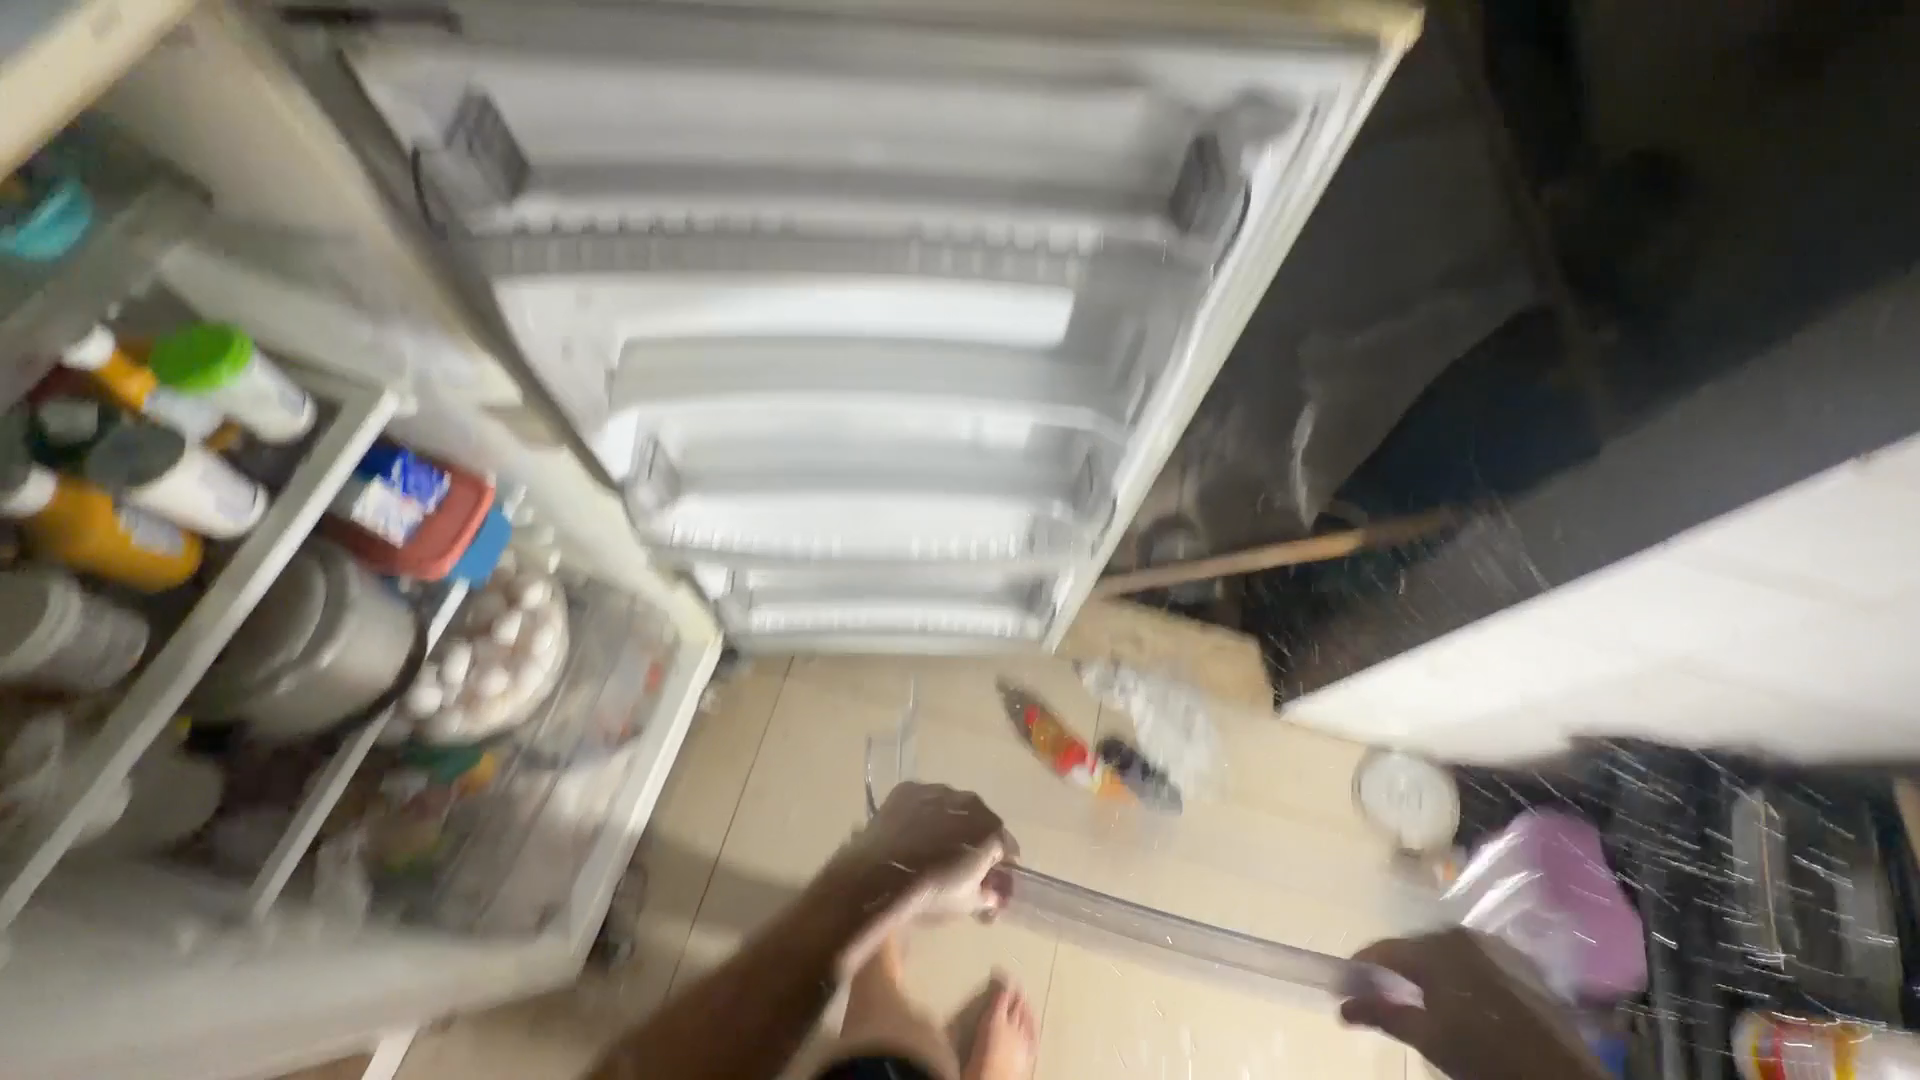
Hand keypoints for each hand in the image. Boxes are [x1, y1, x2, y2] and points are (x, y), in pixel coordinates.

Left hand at [827, 782, 1016, 922]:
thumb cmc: (931, 892)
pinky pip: (923, 801)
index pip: (1005, 848)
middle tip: (956, 863)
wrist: (880, 875)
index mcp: (991, 830)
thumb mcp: (967, 905)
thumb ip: (988, 897)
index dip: (997, 866)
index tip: (987, 880)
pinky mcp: (909, 788)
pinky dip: (921, 815)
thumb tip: (993, 895)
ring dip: (948, 824)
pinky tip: (909, 834)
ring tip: (929, 847)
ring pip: (951, 808)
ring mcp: (938, 791)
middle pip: (979, 822)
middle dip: (973, 841)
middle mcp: (970, 802)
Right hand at [1340, 929, 1607, 1079]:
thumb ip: (1382, 1014)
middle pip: (1414, 947)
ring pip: (1444, 952)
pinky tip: (1459, 1001)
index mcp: (1437, 949)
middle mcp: (1463, 936)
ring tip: (1420, 1000)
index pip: (1384, 949)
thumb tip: (1343, 1006)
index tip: (1345, 985)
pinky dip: (1457, 974)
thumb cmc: (1488, 1057)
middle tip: (1382, 996)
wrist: (1563, 1078)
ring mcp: (1495, 947)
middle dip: (1395, 970)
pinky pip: (1473, 959)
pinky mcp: (1520, 964)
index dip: (1361, 966)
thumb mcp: (1429, 1039)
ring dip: (1427, 972)